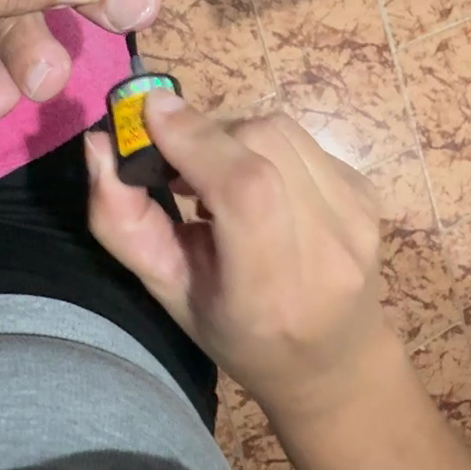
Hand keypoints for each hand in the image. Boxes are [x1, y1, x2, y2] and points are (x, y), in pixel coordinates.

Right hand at [85, 93, 401, 421]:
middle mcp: (328, 246)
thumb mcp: (170, 293)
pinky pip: (303, 141)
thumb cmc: (239, 335)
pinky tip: (261, 186)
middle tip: (179, 164)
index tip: (151, 111)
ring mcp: (358, 214)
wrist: (334, 358)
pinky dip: (268, 148)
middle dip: (208, 137)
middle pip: (263, 143)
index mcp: (272, 290)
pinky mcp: (370, 191)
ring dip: (236, 138)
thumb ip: (125, 223)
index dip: (198, 139)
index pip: (246, 189)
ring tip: (219, 179)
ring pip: (283, 130)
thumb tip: (100, 143)